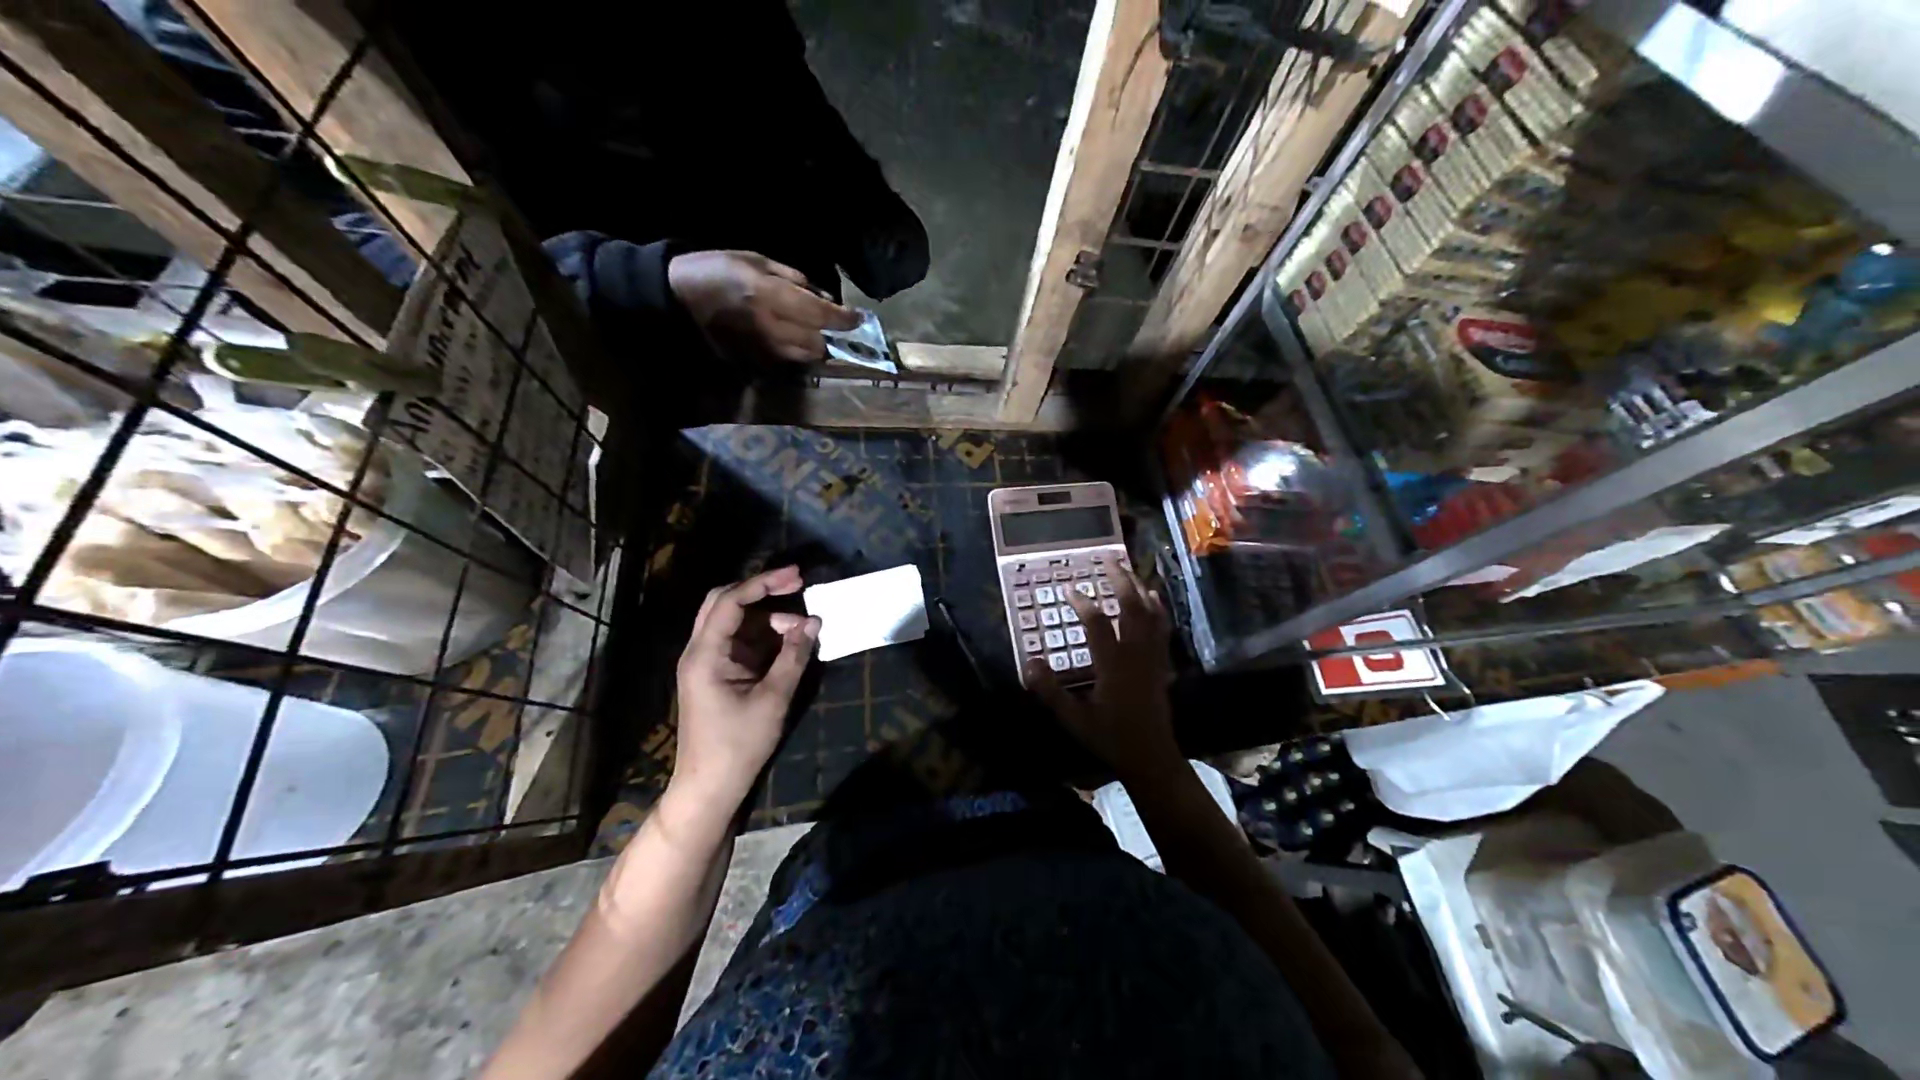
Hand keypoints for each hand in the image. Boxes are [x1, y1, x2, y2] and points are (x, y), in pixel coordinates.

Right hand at [667, 250, 859, 363]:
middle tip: (831, 323)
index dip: (844, 319)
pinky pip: (785, 361)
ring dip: (813, 347)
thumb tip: (824, 297)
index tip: (858, 318)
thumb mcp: (757, 260)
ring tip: (811, 332)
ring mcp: (761, 349)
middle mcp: (771, 328)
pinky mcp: (752, 361)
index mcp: (771, 297)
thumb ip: (794, 279)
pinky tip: (790, 339)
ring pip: (803, 357)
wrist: (677, 297)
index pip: (820, 315)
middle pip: (816, 343)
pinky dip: (795, 353)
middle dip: (828, 335)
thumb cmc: (717, 269)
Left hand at [672, 567, 819, 804]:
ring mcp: (705, 663)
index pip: (730, 601)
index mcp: (705, 654)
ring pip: (733, 621)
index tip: (797, 576)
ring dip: (766, 616)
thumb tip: (814, 622)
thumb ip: (794, 656)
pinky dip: (763, 635)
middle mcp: (699, 651)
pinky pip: (739, 641)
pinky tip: (788, 643)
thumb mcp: (773, 699)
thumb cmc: (739, 745)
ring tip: (801, 628)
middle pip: (724, 602)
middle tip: (797, 585)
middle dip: (761, 590)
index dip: (763, 583)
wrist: (710, 786)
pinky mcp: (716, 674)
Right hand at [1026, 555, 1179, 780]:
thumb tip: (1027, 663)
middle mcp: (1136, 655)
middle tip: (1108, 560)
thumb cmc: (1110, 738)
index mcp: (1114, 666)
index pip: (1098, 625)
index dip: (1083, 604)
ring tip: (1128, 569)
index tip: (1068, 588)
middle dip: (1120, 581)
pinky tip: (1153, 597)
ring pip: (1150, 614)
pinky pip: (1162, 628)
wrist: (1151, 756)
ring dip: (1139, 588)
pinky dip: (1157, 607)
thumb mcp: (1074, 719)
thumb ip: (1050, 691)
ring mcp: (1153, 657)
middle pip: (1132, 608)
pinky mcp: (1162, 663)